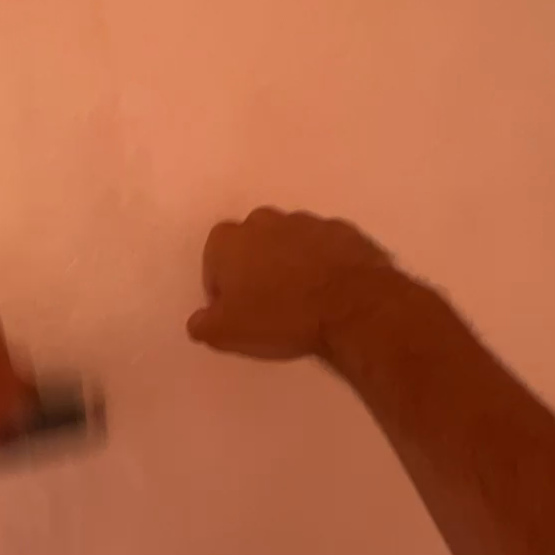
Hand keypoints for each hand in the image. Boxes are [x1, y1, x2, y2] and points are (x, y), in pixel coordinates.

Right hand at [187, 208, 400, 360]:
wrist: (355, 309)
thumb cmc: (279, 317)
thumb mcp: (224, 333)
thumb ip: (201, 324)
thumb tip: (199, 320)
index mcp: (229, 240)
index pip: (213, 261)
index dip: (221, 288)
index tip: (235, 310)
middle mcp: (265, 221)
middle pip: (251, 246)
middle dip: (254, 269)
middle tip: (266, 305)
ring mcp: (309, 223)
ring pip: (288, 245)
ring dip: (288, 266)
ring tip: (300, 301)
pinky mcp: (345, 232)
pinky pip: (323, 249)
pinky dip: (321, 265)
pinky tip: (327, 294)